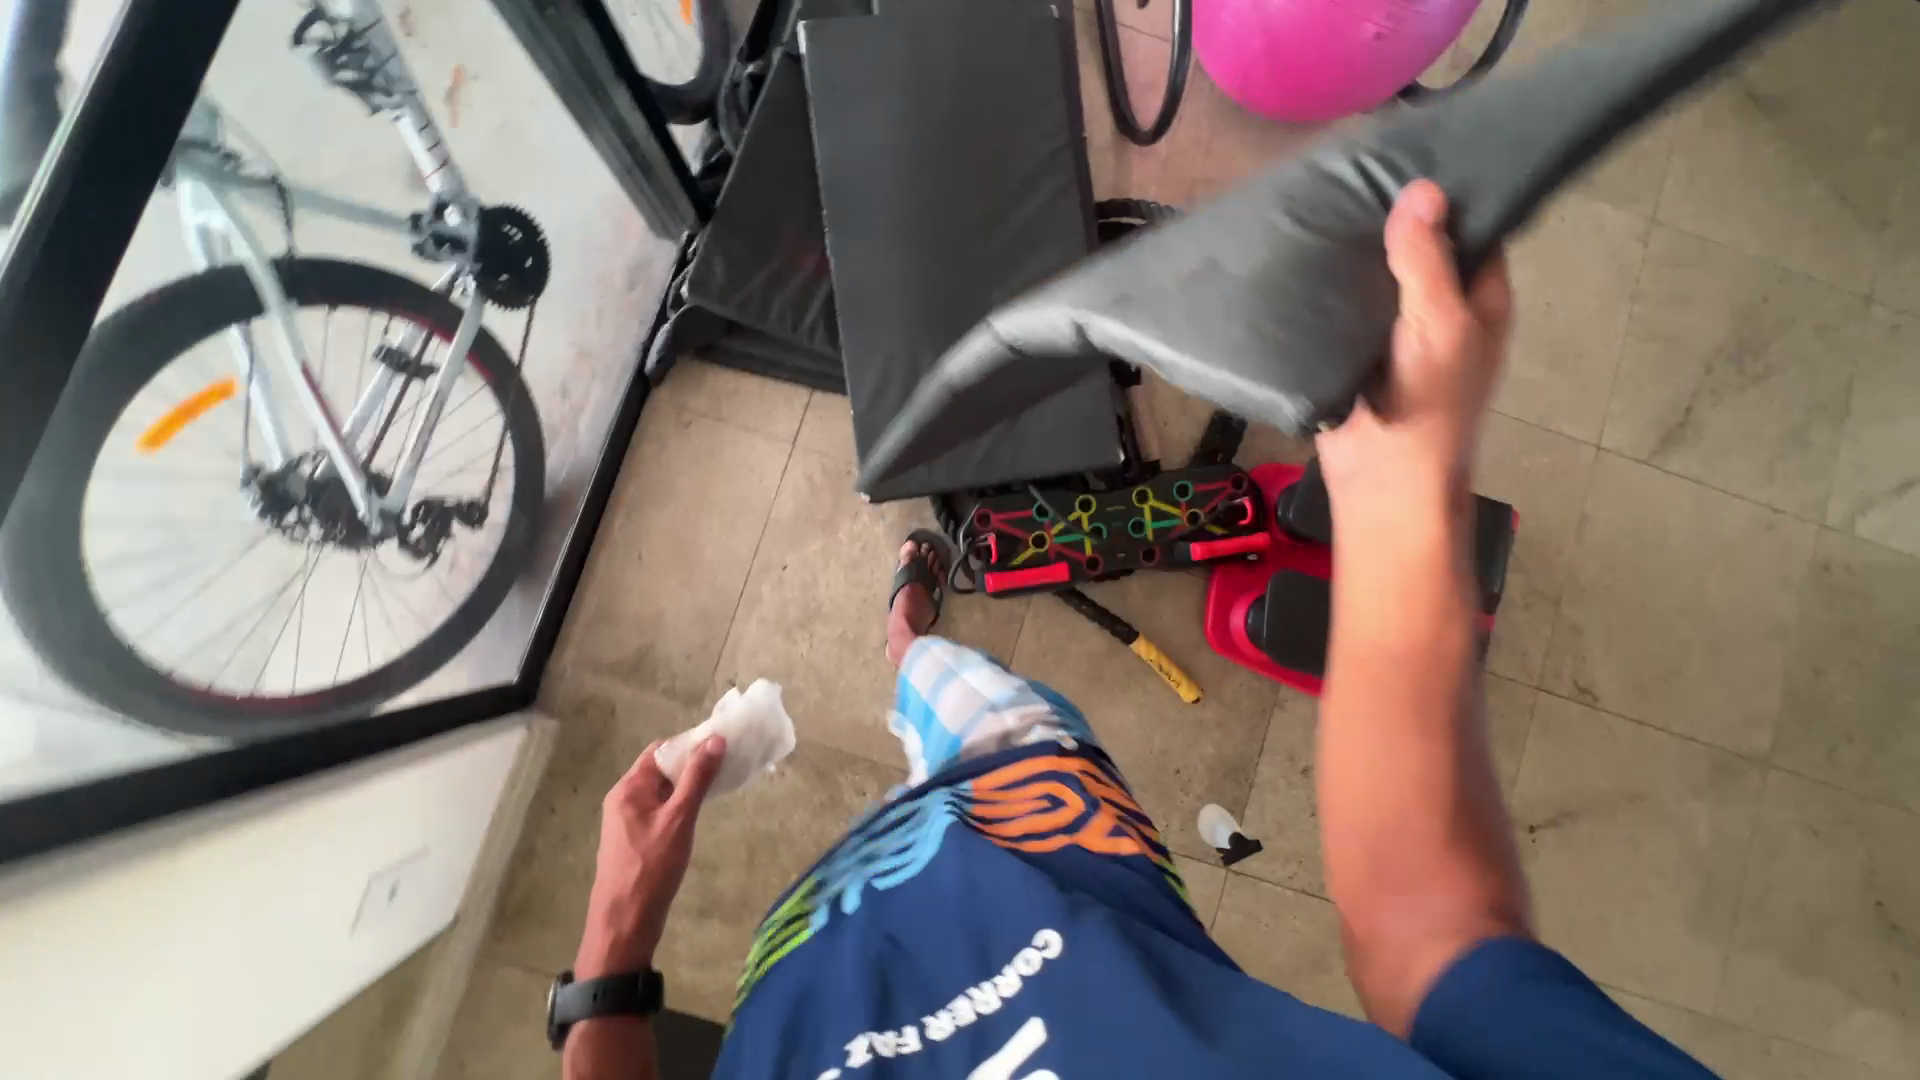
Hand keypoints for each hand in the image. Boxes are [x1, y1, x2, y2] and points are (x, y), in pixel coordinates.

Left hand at [574, 736, 727, 977]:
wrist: (625, 923)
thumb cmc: (651, 867)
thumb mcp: (680, 819)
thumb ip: (697, 778)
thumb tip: (716, 739)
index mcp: (629, 789)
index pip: (661, 750)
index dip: (689, 744)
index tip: (720, 745)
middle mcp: (624, 799)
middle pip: (661, 769)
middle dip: (692, 764)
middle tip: (727, 763)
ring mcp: (628, 821)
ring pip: (663, 790)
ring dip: (688, 784)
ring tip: (720, 784)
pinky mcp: (636, 839)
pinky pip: (661, 809)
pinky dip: (681, 804)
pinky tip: (701, 812)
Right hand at [1317, 179, 1512, 524]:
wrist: (1380, 474)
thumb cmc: (1430, 401)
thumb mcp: (1440, 323)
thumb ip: (1426, 262)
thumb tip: (1420, 189)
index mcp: (1478, 297)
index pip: (1470, 228)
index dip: (1446, 194)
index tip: (1409, 154)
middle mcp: (1438, 309)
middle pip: (1416, 250)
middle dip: (1388, 221)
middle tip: (1348, 171)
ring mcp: (1391, 332)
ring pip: (1373, 280)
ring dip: (1350, 256)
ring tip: (1316, 204)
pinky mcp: (1349, 351)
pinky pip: (1339, 311)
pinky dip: (1323, 290)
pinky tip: (1297, 260)